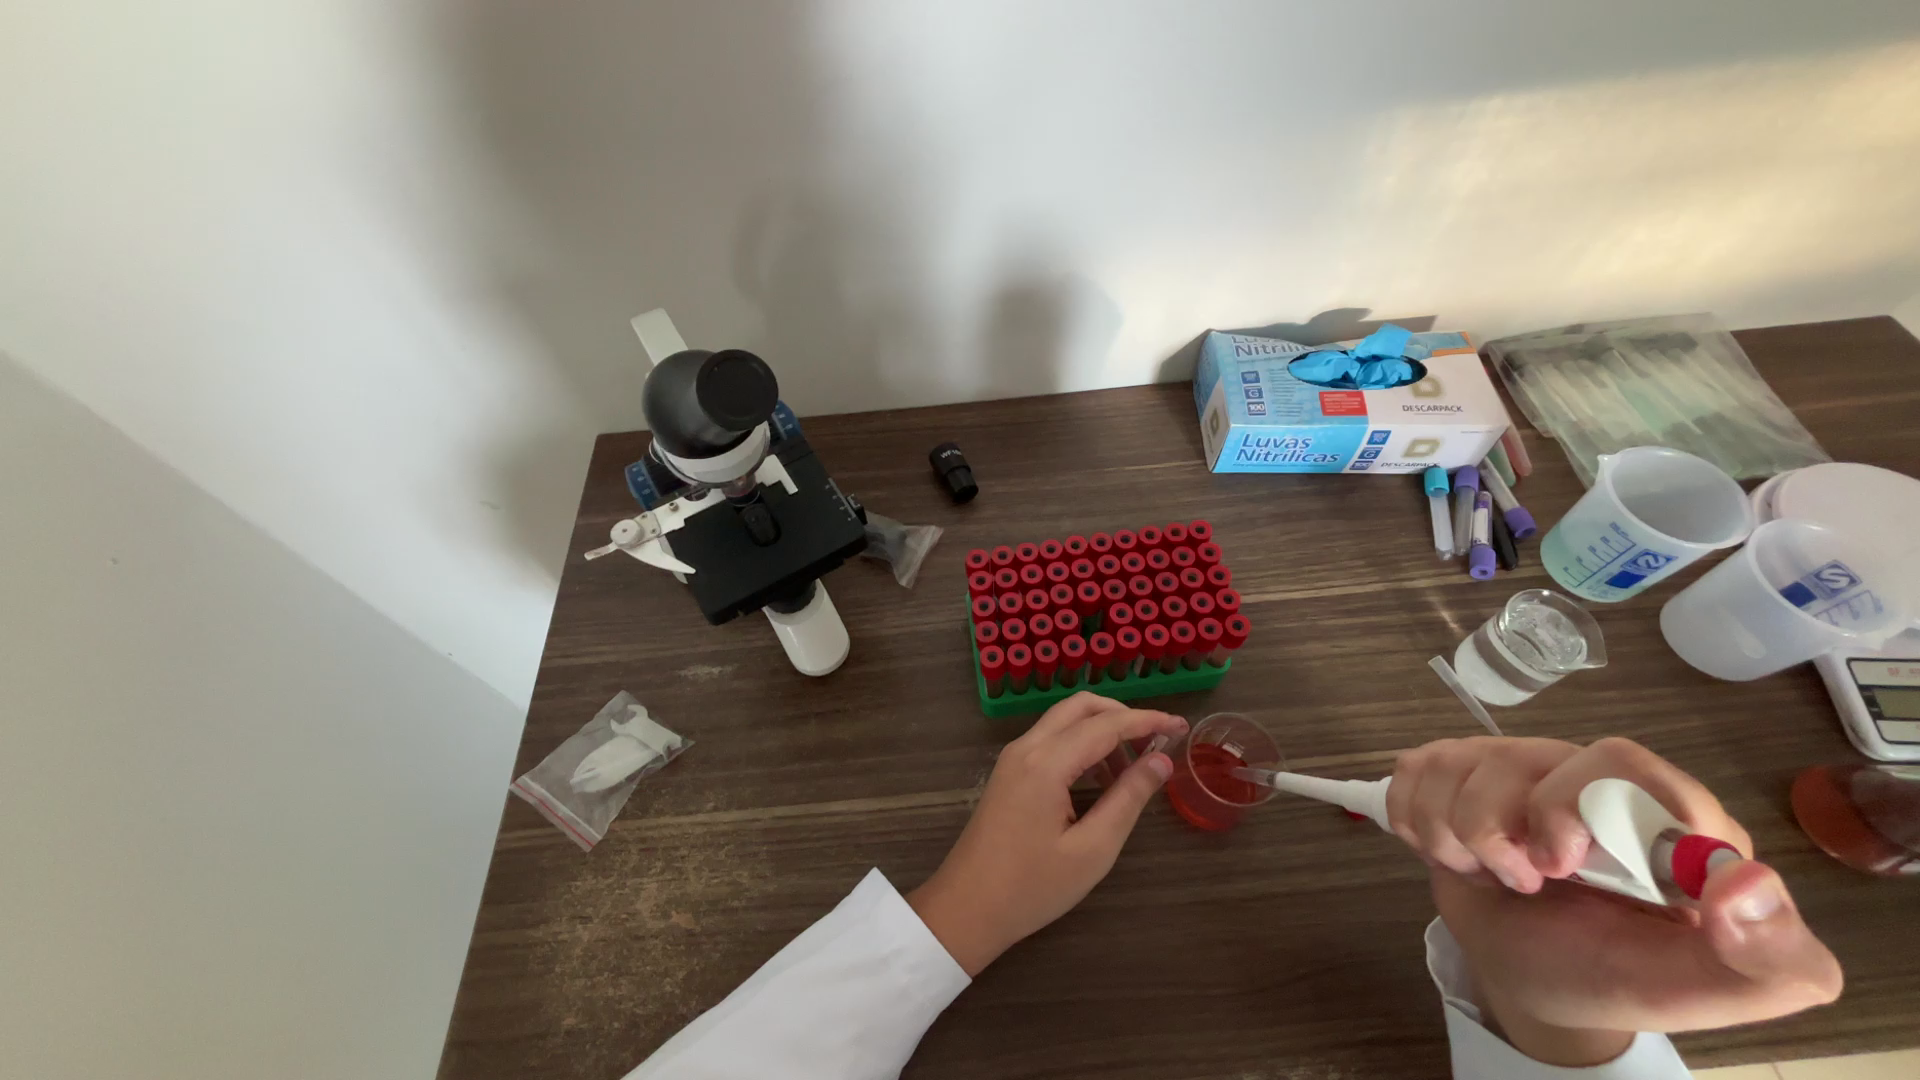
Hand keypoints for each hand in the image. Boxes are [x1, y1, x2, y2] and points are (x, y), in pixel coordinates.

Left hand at [907, 693, 1186, 975]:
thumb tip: (1161, 759)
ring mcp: (1013, 757)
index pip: (1106, 725)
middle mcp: (1026, 747)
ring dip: (1101, 731)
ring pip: (1064, 721)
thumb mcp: (1092, 849)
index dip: (1147, 721)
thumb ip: (1129, 798)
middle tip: (1158, 740)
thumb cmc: (1032, 887)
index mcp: (1046, 763)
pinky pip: (1050, 740)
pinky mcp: (1008, 772)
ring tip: (1133, 770)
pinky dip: (1081, 744)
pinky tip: (1100, 778)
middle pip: (1081, 707)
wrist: (966, 908)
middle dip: (1123, 715)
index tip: (1183, 726)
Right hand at [1388, 736, 1842, 1066]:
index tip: (1558, 865)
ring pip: (1453, 764)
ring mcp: (1506, 768)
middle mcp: (1580, 775)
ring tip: (1485, 875)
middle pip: (1514, 756)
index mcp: (1655, 812)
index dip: (1572, 802)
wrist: (1527, 978)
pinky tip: (1450, 854)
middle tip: (1520, 881)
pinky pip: (1411, 772)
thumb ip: (1770, 957)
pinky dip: (1415, 822)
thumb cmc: (1611, 977)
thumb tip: (1744, 882)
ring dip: (1451, 837)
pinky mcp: (1448, 774)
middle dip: (1493, 827)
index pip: (1616, 761)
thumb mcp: (1705, 989)